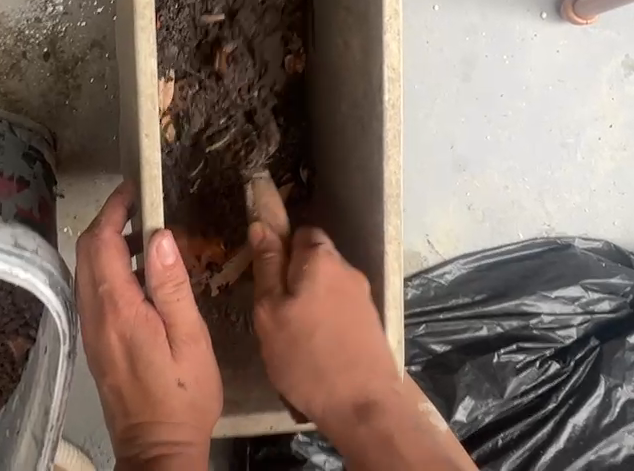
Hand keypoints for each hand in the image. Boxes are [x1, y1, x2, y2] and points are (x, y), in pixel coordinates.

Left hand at [76, 181, 221, 469]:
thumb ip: (172, 286)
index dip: (114, 208)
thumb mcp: (190, 340)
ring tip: (146, 235)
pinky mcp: (94, 341)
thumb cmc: (182, 397)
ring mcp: (90, 329)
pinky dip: (107, 266)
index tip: (134, 189)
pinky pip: (92, 289)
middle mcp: (94, 314)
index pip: (101, 241)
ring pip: (85, 268)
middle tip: (140, 205)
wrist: (158, 453)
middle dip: (108, 220)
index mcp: (117, 309)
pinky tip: (138, 272)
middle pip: (85, 249)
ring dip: (107, 242)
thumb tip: (160, 237)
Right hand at [250, 222, 475, 469]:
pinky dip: (328, 324)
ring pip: (327, 288)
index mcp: (321, 258)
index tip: (268, 278)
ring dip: (312, 303)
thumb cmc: (306, 356)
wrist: (364, 409)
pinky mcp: (372, 324)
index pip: (300, 232)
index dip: (281, 250)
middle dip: (295, 279)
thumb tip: (261, 225)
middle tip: (277, 313)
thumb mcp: (270, 310)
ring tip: (295, 339)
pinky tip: (317, 353)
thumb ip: (266, 265)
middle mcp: (347, 270)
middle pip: (315, 261)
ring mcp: (364, 298)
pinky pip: (341, 311)